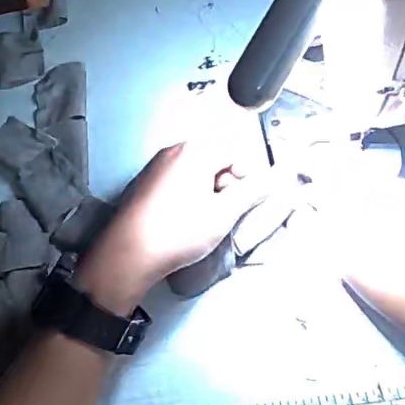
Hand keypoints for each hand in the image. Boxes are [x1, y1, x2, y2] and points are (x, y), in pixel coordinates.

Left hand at [76, 142, 271, 312]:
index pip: (235, 153)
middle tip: (221, 211)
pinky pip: (176, 181)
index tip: (242, 201)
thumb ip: (253, 192)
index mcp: (195, 151)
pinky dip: (186, 195)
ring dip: (205, 191)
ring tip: (201, 219)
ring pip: (194, 171)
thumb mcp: (225, 214)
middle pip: (214, 159)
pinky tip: (181, 220)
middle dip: (224, 183)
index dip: (245, 177)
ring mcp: (156, 166)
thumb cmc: (178, 232)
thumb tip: (274, 179)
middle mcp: (174, 151)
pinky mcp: (144, 183)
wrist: (129, 253)